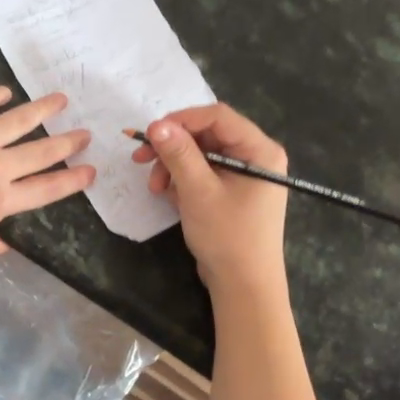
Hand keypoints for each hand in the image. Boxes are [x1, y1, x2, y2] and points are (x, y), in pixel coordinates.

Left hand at [0, 87, 94, 260]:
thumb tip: (9, 240)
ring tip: (60, 100)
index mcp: (0, 200)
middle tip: (85, 133)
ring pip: (17, 120)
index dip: (73, 179)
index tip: (91, 170)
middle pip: (41, 151)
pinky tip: (5, 93)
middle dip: (68, 142)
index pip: (47, 188)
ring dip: (43, 109)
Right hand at [131, 103, 288, 296]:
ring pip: (199, 153)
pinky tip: (168, 196)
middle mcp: (254, 156)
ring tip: (155, 187)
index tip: (148, 134)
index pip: (217, 116)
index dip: (180, 120)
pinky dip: (180, 180)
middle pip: (206, 134)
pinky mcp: (229, 191)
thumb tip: (156, 124)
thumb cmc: (227, 235)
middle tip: (140, 160)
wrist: (243, 282)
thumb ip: (178, 154)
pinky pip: (201, 172)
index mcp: (259, 150)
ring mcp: (242, 174)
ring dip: (171, 165)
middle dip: (172, 146)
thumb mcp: (198, 192)